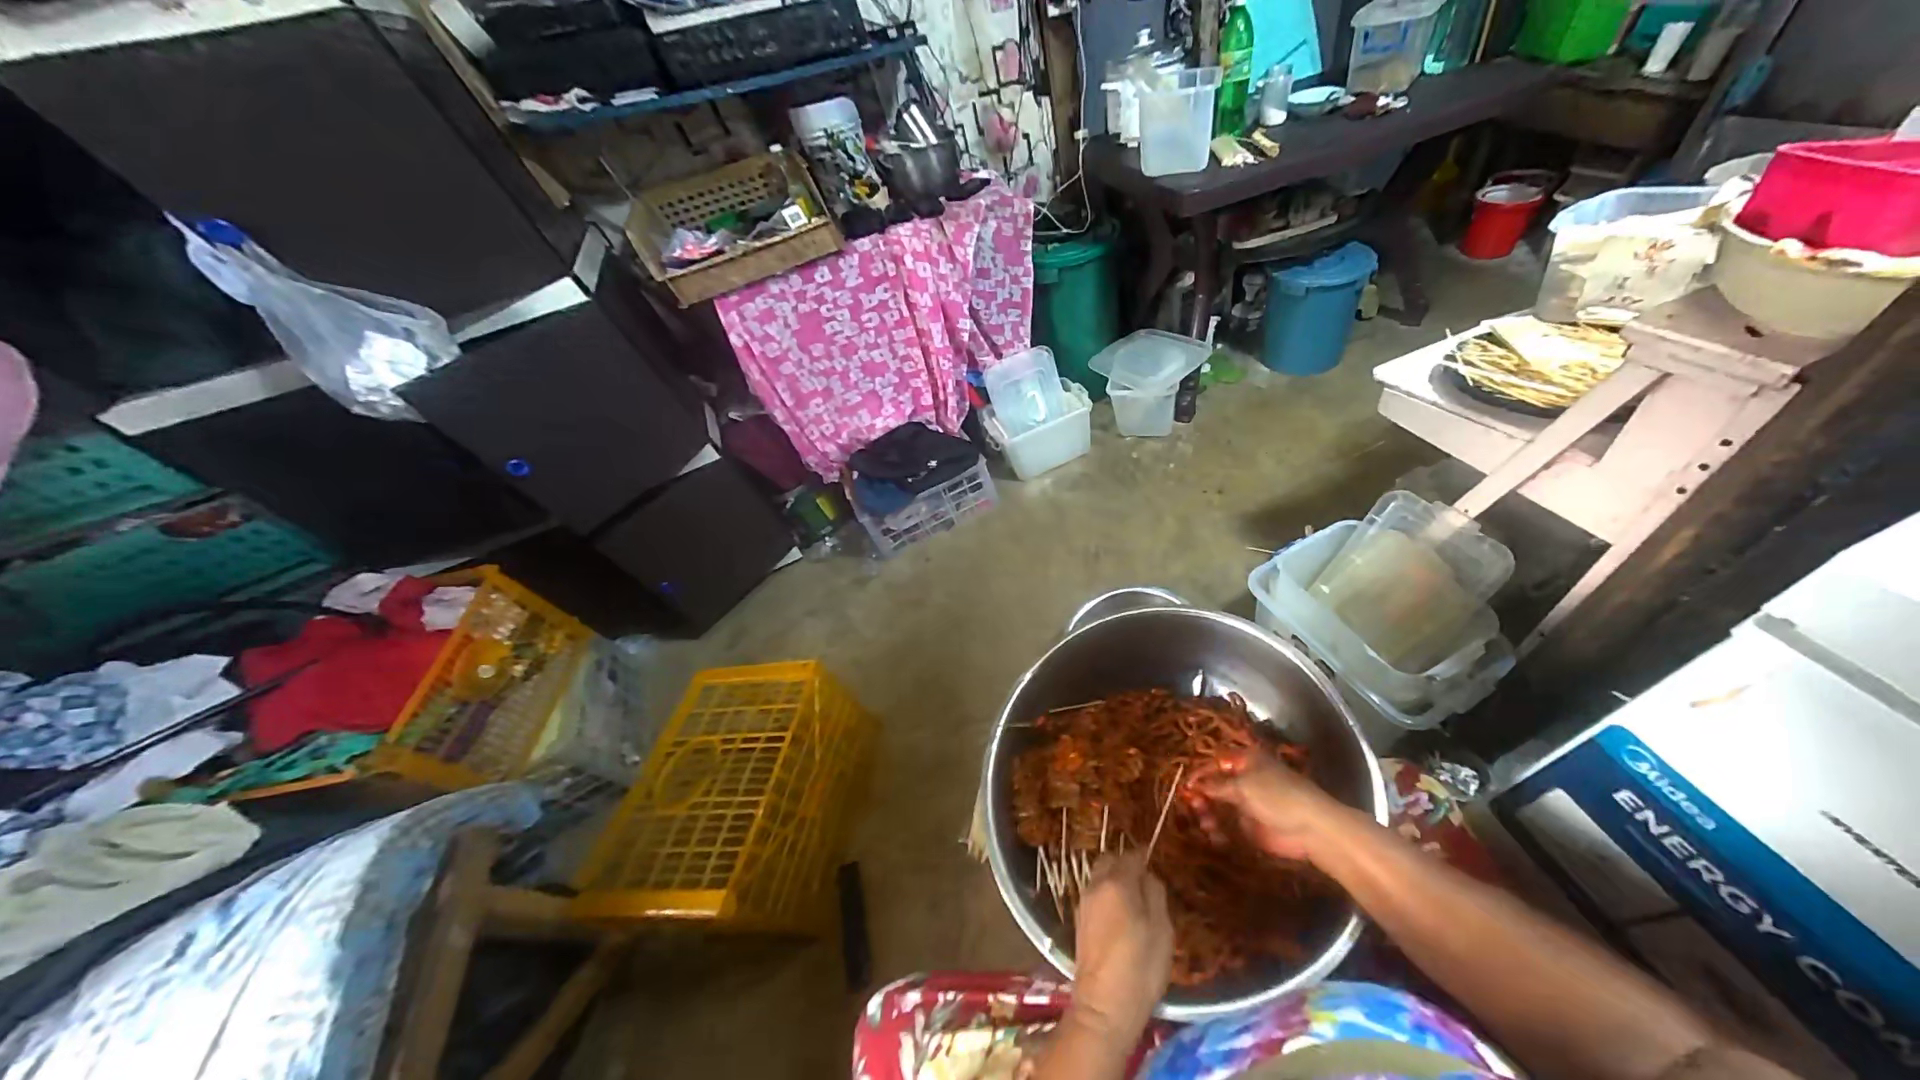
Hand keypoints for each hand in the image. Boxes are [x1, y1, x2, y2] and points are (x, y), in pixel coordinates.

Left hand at [1068, 851, 1172, 1039]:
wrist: (1103, 1005)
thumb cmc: (1140, 967)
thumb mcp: (1162, 929)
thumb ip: (1155, 895)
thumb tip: (1147, 876)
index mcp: (1117, 883)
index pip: (1131, 855)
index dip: (1144, 854)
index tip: (1154, 858)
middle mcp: (1095, 886)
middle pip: (1108, 860)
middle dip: (1124, 862)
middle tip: (1143, 877)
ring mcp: (1083, 903)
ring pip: (1099, 876)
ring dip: (1114, 878)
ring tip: (1133, 897)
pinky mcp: (1078, 920)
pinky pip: (1094, 894)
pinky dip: (1106, 894)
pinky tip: (1119, 913)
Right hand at [1186, 748, 1346, 861]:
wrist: (1312, 829)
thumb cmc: (1277, 796)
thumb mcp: (1243, 786)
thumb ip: (1215, 785)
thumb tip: (1191, 783)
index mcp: (1245, 762)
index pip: (1215, 762)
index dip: (1200, 773)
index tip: (1185, 785)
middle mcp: (1245, 780)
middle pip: (1215, 786)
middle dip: (1202, 796)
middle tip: (1193, 807)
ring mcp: (1248, 805)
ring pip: (1219, 807)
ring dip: (1209, 815)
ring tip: (1206, 825)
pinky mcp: (1251, 827)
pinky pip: (1228, 827)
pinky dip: (1219, 831)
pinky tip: (1215, 836)